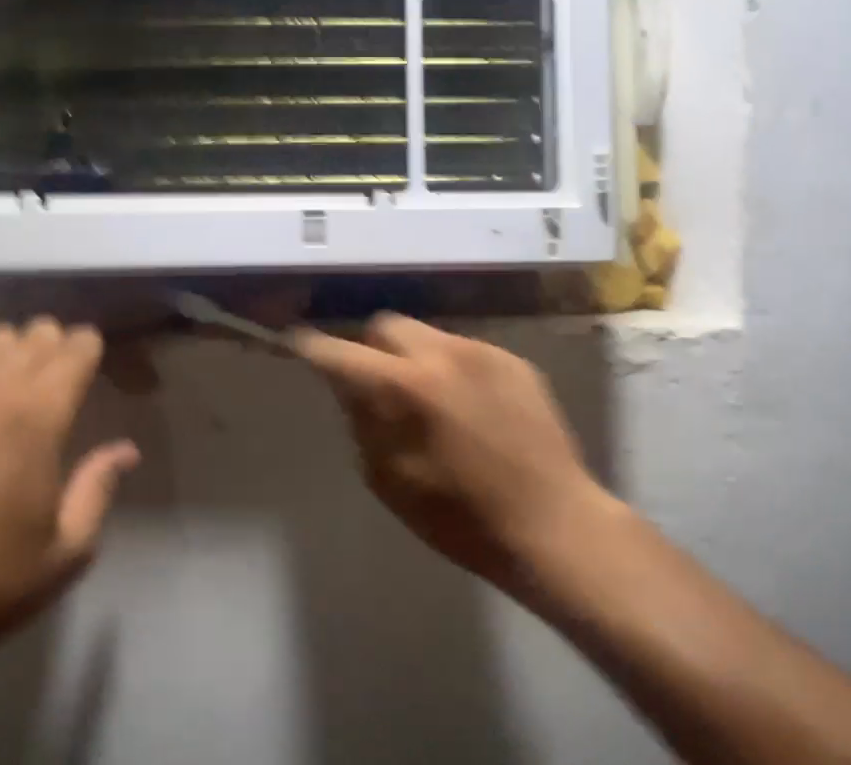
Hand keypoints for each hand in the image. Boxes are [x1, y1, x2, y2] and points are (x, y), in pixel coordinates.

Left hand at [0, 318, 139, 663]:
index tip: (92, 356)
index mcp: (35, 421)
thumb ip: (97, 489)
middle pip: (30, 338)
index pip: (72, 352)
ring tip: (11, 378)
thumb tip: (125, 450)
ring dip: (8, 352)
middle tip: (58, 370)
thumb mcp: (65, 552)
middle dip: (52, 345)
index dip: (88, 347)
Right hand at [295, 314, 612, 587]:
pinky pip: (465, 350)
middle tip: (376, 385)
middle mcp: (440, 355)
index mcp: (403, 388)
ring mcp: (482, 353)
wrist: (551, 524)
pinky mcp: (514, 361)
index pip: (339, 353)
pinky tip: (469, 409)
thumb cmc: (460, 519)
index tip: (299, 345)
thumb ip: (363, 422)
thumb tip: (350, 387)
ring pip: (427, 334)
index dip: (312, 347)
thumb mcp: (388, 480)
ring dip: (413, 358)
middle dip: (370, 349)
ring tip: (427, 400)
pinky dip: (452, 369)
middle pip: (384, 325)